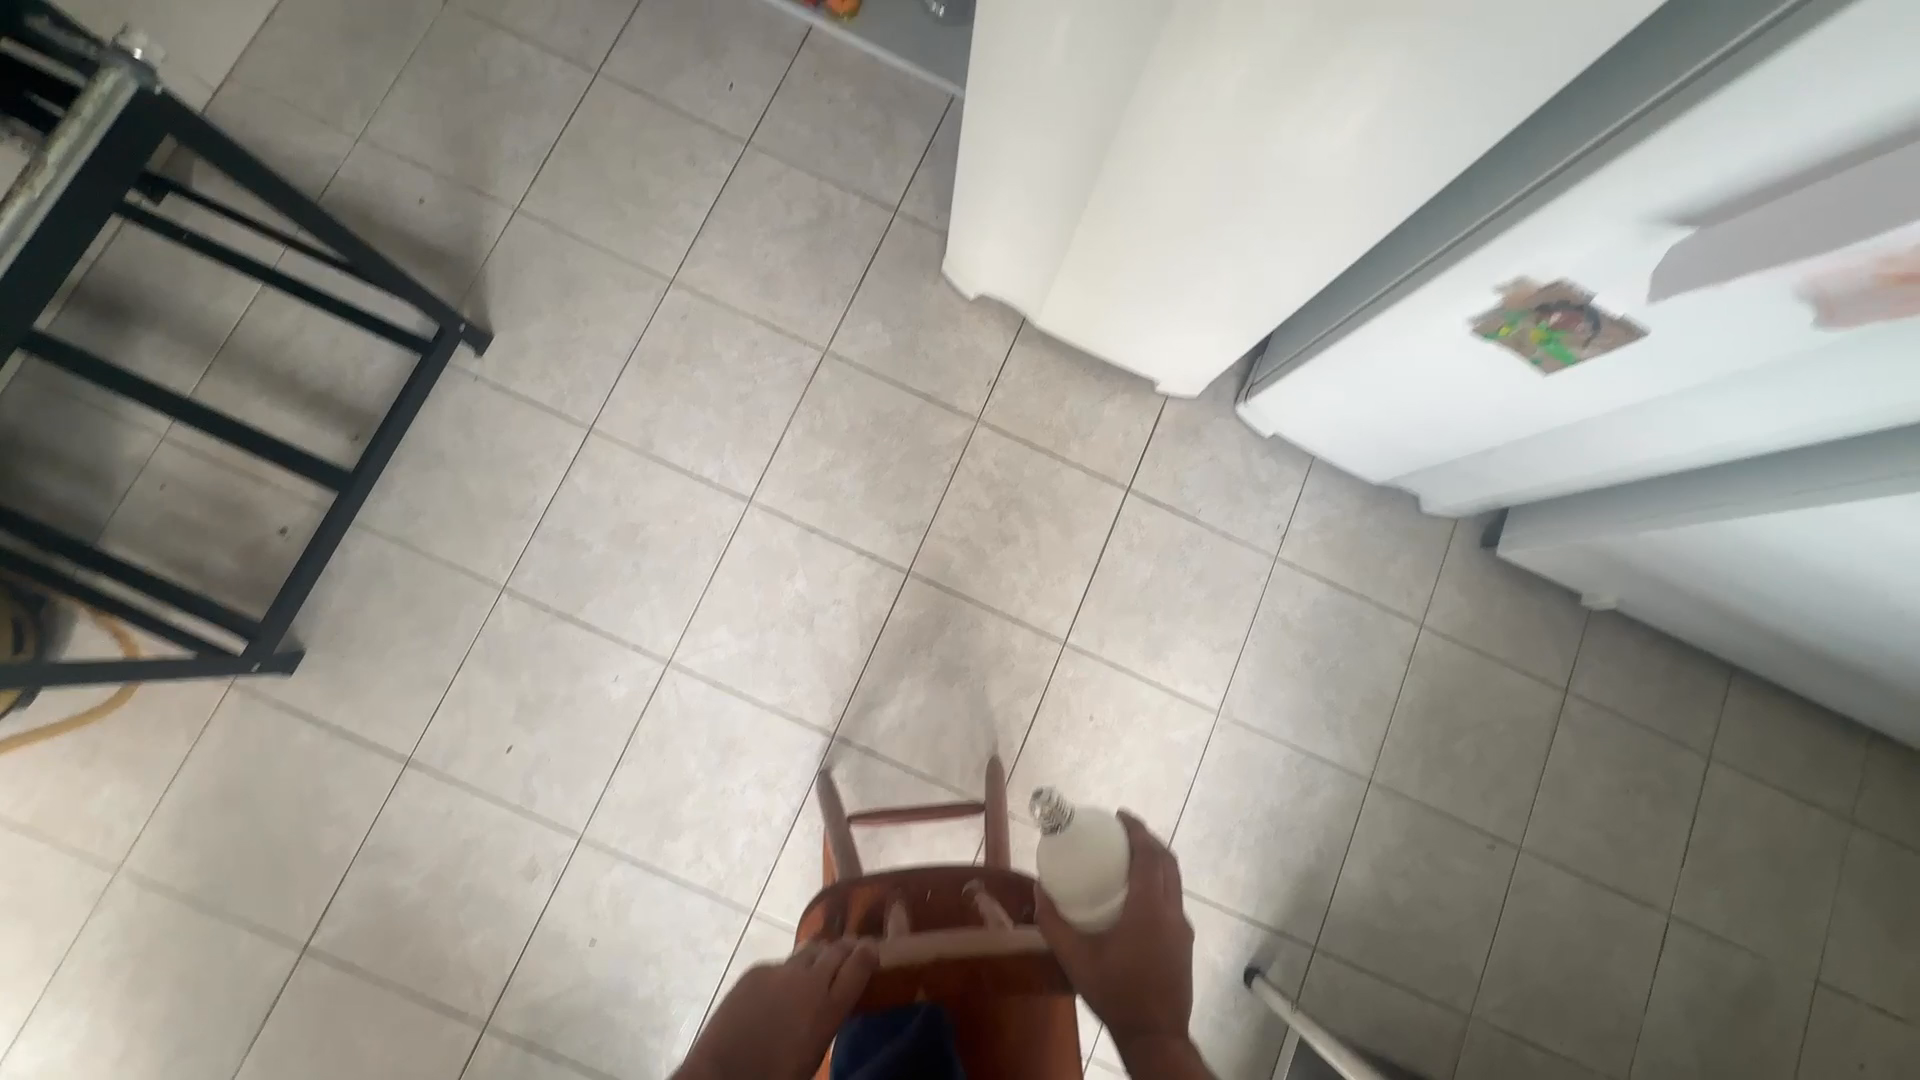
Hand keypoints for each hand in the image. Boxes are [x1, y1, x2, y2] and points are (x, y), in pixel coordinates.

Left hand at [675, 937, 877, 1079]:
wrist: (722, 1076)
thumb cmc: (775, 1076)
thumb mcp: (814, 1052)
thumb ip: (829, 1018)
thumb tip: (834, 1000)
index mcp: (829, 1007)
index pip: (860, 964)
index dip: (869, 954)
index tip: (872, 952)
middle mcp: (810, 981)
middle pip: (837, 950)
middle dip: (847, 949)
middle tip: (850, 954)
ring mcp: (782, 971)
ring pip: (810, 949)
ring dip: (819, 956)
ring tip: (817, 966)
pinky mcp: (757, 970)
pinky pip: (781, 964)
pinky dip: (787, 973)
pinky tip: (778, 991)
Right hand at [1035, 811, 1194, 1055]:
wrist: (1155, 1035)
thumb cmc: (1115, 993)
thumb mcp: (1075, 958)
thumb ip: (1053, 922)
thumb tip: (1039, 889)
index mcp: (1148, 908)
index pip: (1148, 855)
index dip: (1136, 830)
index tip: (1119, 815)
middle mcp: (1171, 912)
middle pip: (1167, 861)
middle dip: (1148, 839)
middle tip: (1123, 831)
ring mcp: (1182, 928)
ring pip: (1174, 880)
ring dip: (1156, 860)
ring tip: (1129, 857)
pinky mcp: (1185, 943)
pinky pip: (1174, 899)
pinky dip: (1159, 882)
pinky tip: (1137, 896)